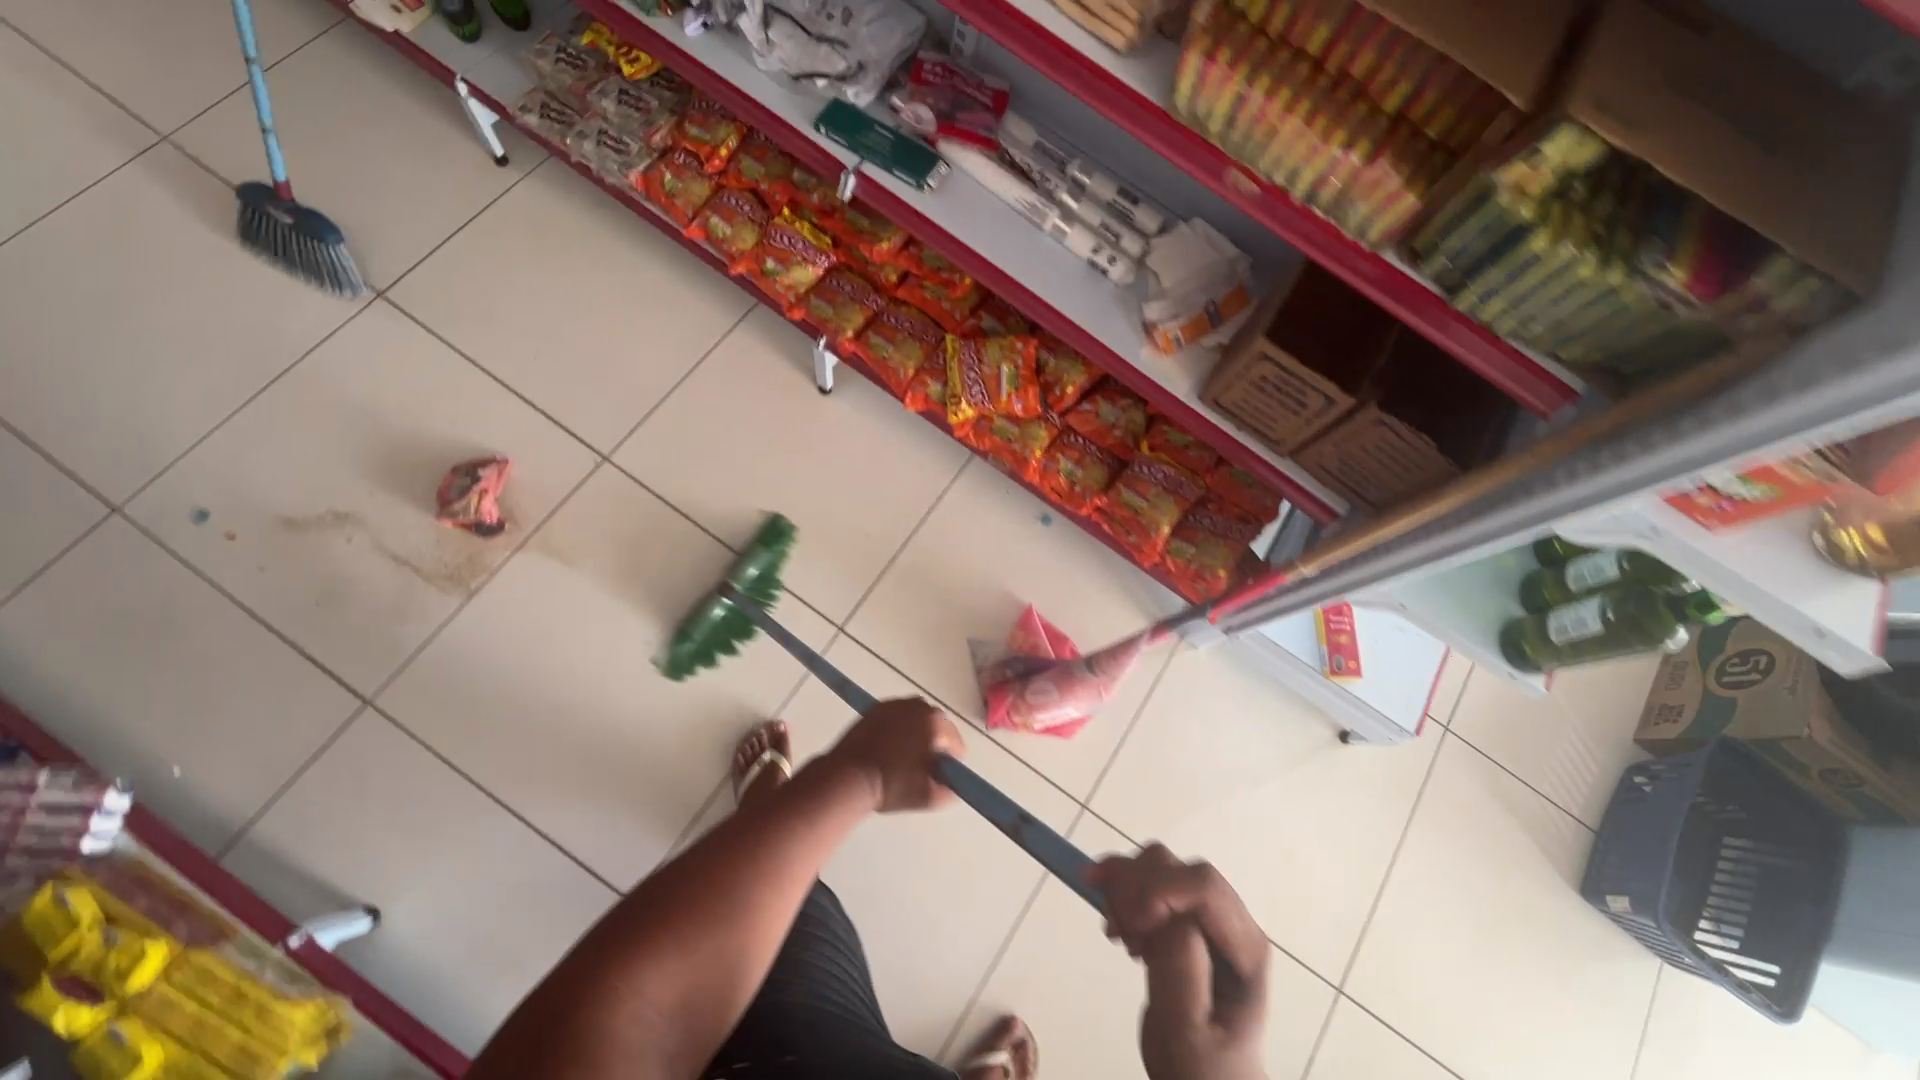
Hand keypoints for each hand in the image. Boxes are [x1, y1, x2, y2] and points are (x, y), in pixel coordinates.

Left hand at [825, 697, 964, 812]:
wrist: (848, 777)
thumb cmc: (891, 785)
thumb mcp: (928, 797)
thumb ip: (950, 791)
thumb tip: (953, 786)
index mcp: (934, 723)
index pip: (954, 741)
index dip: (953, 760)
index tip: (946, 774)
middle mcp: (917, 706)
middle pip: (936, 725)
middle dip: (935, 743)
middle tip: (928, 766)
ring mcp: (894, 705)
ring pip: (915, 718)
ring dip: (917, 733)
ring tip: (908, 756)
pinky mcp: (874, 709)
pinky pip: (896, 717)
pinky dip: (898, 728)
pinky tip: (890, 748)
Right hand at [1088, 844, 1269, 1079]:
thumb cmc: (1200, 1069)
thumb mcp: (1187, 1036)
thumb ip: (1180, 976)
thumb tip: (1167, 918)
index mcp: (1244, 948)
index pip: (1205, 887)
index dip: (1161, 890)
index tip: (1132, 929)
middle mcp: (1229, 923)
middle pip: (1179, 869)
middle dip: (1138, 888)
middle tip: (1118, 935)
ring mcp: (1206, 920)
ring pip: (1160, 867)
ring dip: (1125, 888)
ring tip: (1116, 934)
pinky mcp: (1181, 922)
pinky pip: (1147, 884)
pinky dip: (1121, 893)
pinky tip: (1116, 929)